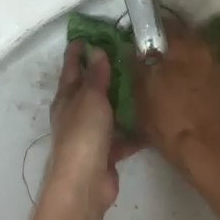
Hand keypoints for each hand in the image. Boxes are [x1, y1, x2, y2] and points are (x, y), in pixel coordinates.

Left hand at [45, 43, 137, 216]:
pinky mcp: (107, 154)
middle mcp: (76, 115)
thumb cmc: (83, 135)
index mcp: (66, 99)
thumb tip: (96, 50)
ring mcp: (91, 136)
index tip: (84, 37)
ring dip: (122, 103)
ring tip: (144, 86)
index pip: (70, 69)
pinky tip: (153, 123)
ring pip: (109, 114)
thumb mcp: (90, 99)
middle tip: (125, 57)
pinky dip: (135, 132)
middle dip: (104, 75)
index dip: (76, 53)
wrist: (85, 182)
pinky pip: (123, 138)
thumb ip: (96, 76)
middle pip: (90, 91)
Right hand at [134, 18, 219, 169]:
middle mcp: (201, 49)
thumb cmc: (166, 121)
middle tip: (158, 57)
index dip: (151, 32)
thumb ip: (137, 68)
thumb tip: (133, 51)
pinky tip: (191, 86)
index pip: (164, 25)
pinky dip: (200, 71)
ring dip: (187, 56)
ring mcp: (217, 65)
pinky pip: (209, 67)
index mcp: (178, 48)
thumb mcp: (141, 96)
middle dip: (171, 43)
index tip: (142, 40)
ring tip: (176, 72)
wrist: (202, 147)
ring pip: (198, 51)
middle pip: (185, 36)